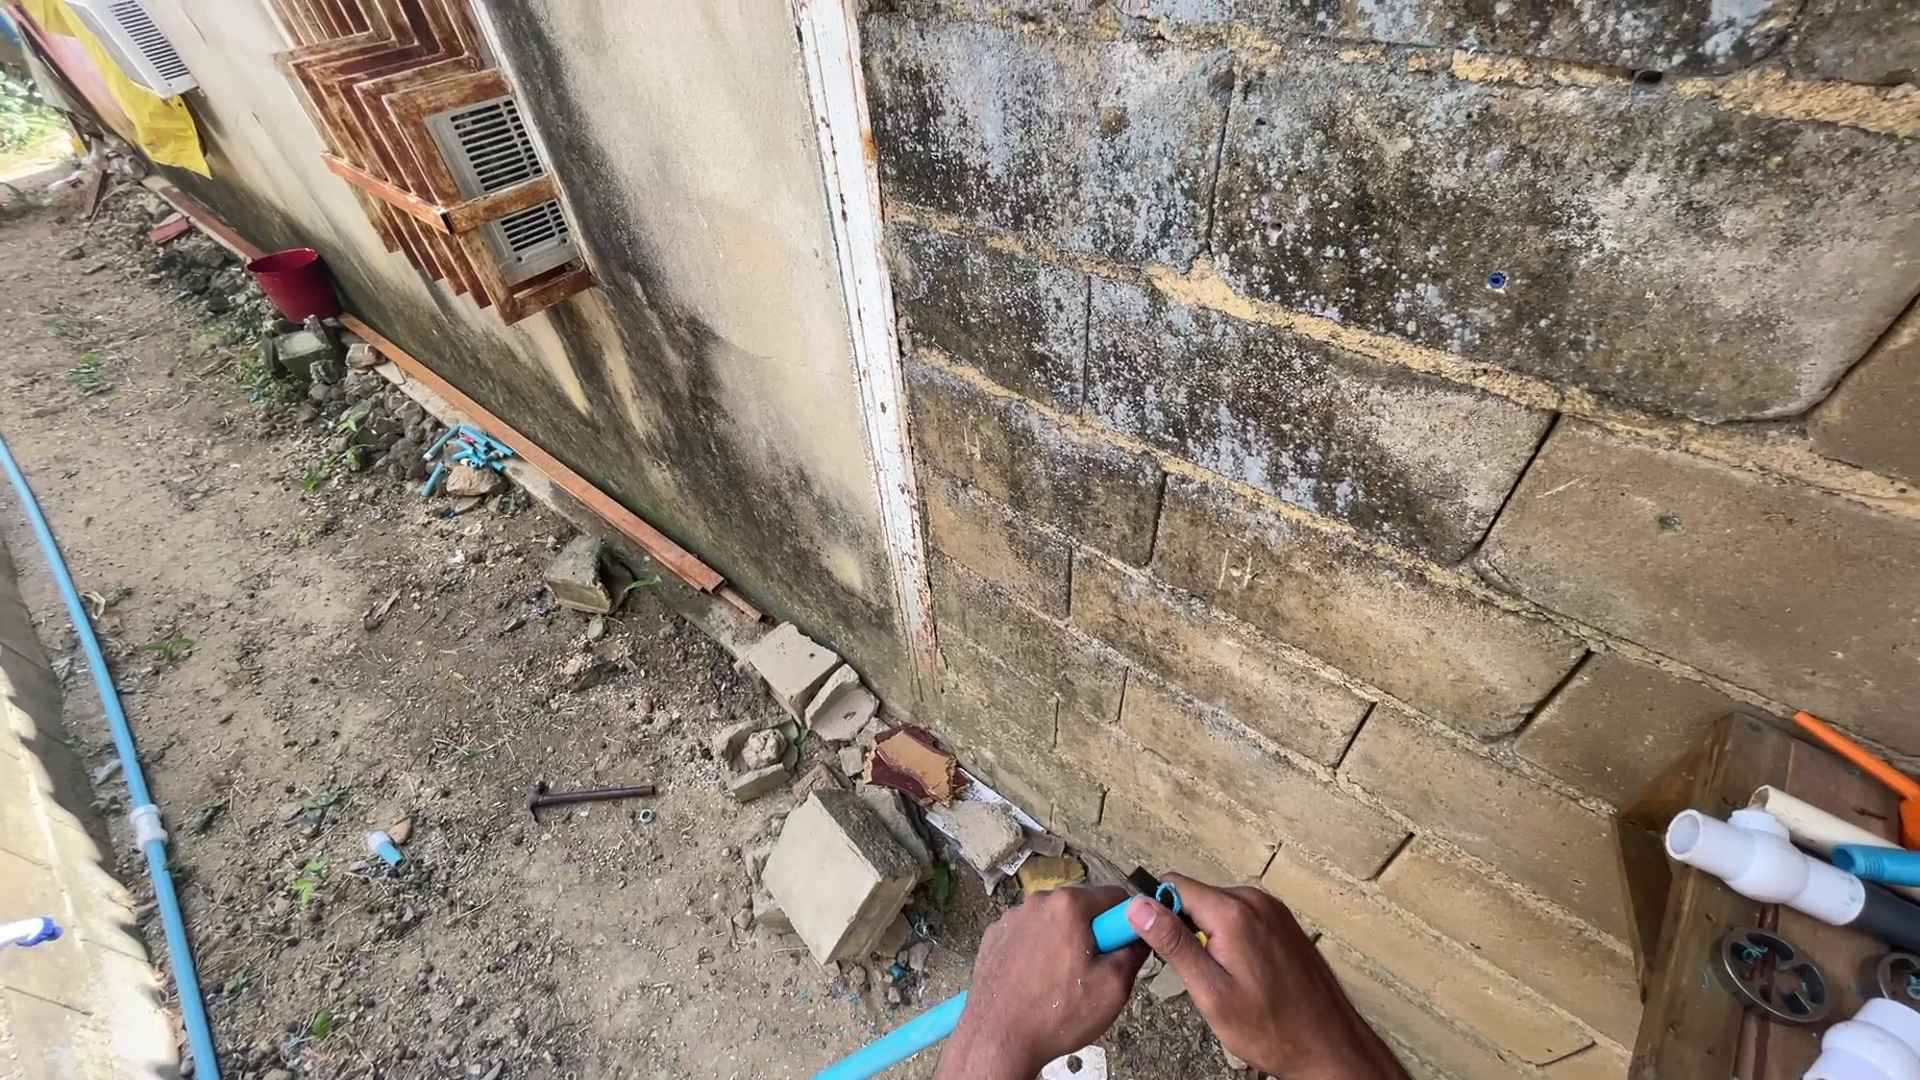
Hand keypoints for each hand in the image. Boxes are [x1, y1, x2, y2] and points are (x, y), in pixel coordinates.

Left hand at [935, 885, 1147, 1079]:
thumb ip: (1133, 953)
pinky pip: (1026, 934)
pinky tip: (1034, 980)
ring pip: (1051, 921)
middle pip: (1079, 908)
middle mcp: (1037, 900)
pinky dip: (1035, 950)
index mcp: (1068, 905)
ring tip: (1060, 981)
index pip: (1113, 896)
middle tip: (1091, 972)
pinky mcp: (995, 935)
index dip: (1124, 922)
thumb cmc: (1056, 1014)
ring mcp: (1012, 916)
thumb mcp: (1113, 988)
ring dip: (1062, 941)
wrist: (998, 1037)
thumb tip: (1141, 934)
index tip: (1122, 947)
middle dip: (1091, 934)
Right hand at [1127, 874, 1408, 1079]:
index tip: (1164, 946)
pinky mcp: (1282, 919)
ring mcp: (1272, 908)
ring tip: (1227, 976)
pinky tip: (1247, 971)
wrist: (1332, 1049)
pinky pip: (1241, 914)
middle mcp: (1253, 899)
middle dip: (1187, 926)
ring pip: (1218, 906)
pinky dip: (1233, 935)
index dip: (1160, 913)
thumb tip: (1138, 906)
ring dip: (1211, 933)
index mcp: (1232, 911)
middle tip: (1201, 973)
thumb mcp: (1211, 992)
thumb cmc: (1272, 1029)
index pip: (1173, 885)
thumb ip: (1173, 943)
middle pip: (1196, 896)